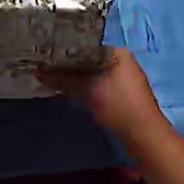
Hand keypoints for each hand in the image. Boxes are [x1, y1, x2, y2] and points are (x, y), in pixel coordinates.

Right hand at [41, 48, 168, 142]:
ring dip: (74, 77)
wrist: (144, 137)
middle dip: (68, 66)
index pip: (85, 45)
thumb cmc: (120, 107)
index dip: (65, 51)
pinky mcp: (119, 94)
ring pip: (91, 73)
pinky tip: (67, 90)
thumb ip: (65, 78)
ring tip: (51, 78)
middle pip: (87, 60)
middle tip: (45, 67)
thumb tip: (39, 72)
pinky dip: (83, 87)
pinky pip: (96, 84)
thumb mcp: (89, 90)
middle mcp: (121, 61)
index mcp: (118, 53)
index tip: (46, 55)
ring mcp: (121, 78)